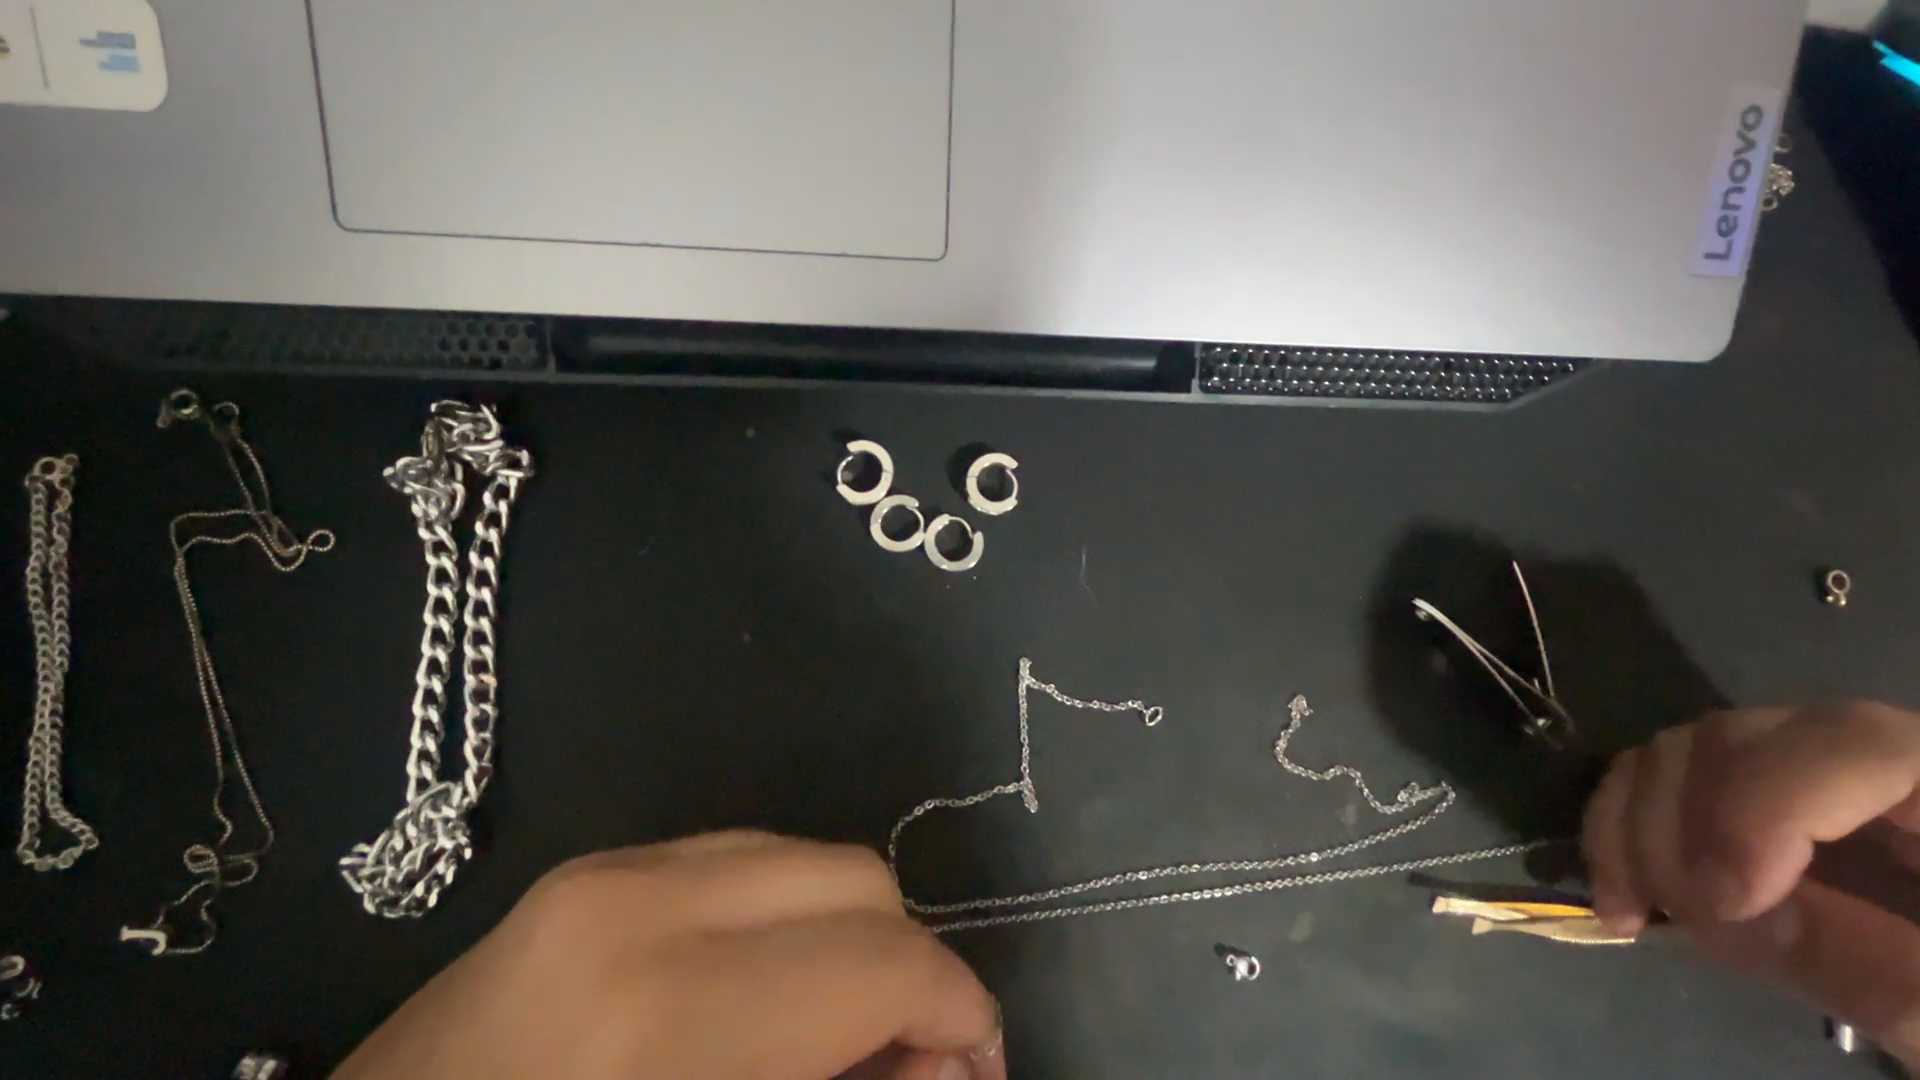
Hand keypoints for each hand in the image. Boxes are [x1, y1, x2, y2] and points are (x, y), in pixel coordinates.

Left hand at [333, 831, 1005, 1079]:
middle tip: (906, 1056)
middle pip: (856, 880)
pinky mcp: (587, 872)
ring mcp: (605, 871)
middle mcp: (640, 903)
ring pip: (804, 855)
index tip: (978, 1065)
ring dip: (847, 934)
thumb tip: (950, 1064)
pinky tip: (764, 987)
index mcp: (667, 1012)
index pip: (880, 960)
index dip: (958, 1011)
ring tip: (836, 1021)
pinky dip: (783, 915)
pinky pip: (738, 860)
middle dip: (907, 965)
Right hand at [1582, 703, 1919, 1062]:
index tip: (1727, 907)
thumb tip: (1736, 916)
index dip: (1768, 807)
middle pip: (1747, 738)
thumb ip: (1884, 973)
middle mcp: (1885, 766)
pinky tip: (1626, 898)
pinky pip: (1660, 787)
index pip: (1858, 745)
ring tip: (1642, 910)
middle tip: (1687, 921)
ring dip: (1636, 830)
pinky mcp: (1753, 810)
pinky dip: (1624, 835)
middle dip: (1685, 826)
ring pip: (1683, 754)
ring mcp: (1809, 781)